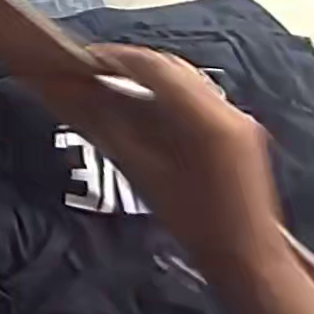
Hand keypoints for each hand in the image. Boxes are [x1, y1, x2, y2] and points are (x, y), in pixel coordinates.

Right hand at [30, 43, 283, 277]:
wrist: (246, 257)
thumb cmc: (188, 217)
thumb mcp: (136, 165)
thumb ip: (103, 120)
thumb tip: (67, 89)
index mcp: (203, 118)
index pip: (150, 65)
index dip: (110, 56)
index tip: (77, 59)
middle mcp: (226, 110)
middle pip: (168, 65)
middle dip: (125, 62)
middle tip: (87, 69)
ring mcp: (237, 118)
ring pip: (181, 75)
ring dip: (143, 73)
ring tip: (108, 82)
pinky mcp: (238, 128)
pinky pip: (193, 91)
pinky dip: (161, 88)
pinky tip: (139, 101)